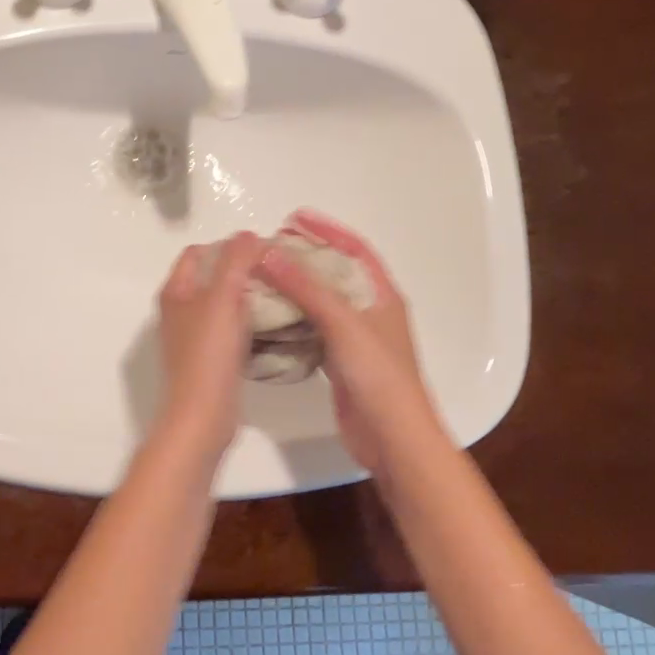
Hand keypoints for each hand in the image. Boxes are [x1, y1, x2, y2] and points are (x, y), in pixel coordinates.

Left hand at [156, 231, 266, 453]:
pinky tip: (271, 327)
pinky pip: (230, 330)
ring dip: (247, 297)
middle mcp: (179, 310)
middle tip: (276, 272)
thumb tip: (248, 234)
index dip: (228, 245)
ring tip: (279, 295)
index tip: (262, 250)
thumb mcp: (223, 298)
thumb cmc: (208, 353)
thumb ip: (236, 261)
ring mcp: (193, 336)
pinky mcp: (208, 358)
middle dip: (241, 270)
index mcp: (175, 291)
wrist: (202, 415)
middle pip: (211, 277)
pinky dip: (248, 323)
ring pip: (222, 304)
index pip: (198, 252)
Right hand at [255, 210, 436, 470]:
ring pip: (322, 303)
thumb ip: (306, 288)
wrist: (392, 437)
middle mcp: (370, 312)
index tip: (294, 217)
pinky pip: (313, 331)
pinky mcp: (342, 363)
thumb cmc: (377, 375)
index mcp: (381, 295)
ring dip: (296, 289)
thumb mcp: (342, 323)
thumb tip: (269, 253)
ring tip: (262, 277)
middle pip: (335, 274)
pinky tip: (269, 319)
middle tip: (268, 248)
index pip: (355, 250)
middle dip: (304, 257)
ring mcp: (357, 340)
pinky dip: (293, 320)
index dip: (327, 230)